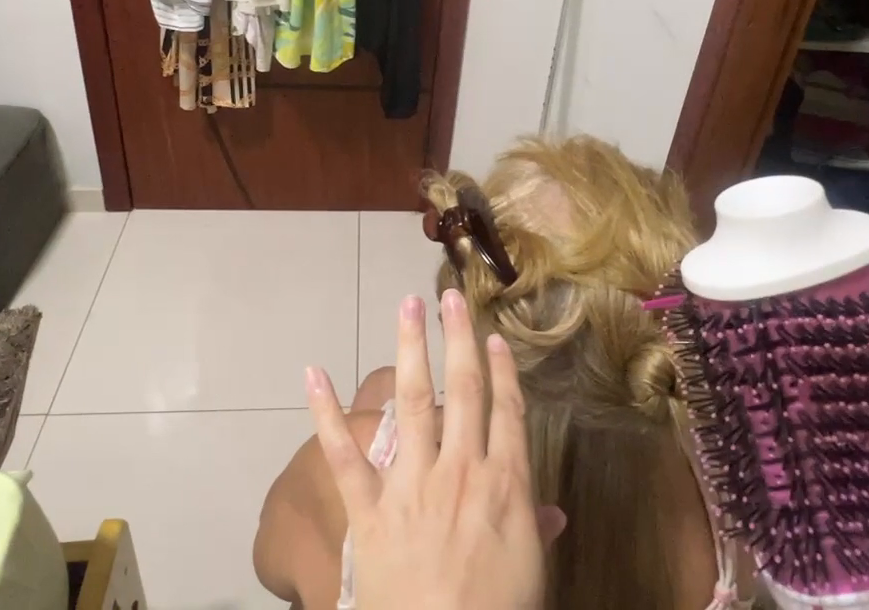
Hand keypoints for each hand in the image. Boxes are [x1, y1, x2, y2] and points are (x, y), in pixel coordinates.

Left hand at [304, 289, 561, 609]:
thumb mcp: (530, 572)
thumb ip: (537, 531)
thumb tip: (554, 509)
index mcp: (505, 483)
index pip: (506, 411)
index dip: (501, 370)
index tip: (492, 335)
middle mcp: (460, 469)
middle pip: (463, 390)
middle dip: (457, 339)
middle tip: (448, 295)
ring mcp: (412, 483)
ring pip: (414, 402)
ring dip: (411, 349)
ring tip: (407, 306)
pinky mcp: (369, 508)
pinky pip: (343, 456)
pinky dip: (326, 414)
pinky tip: (314, 373)